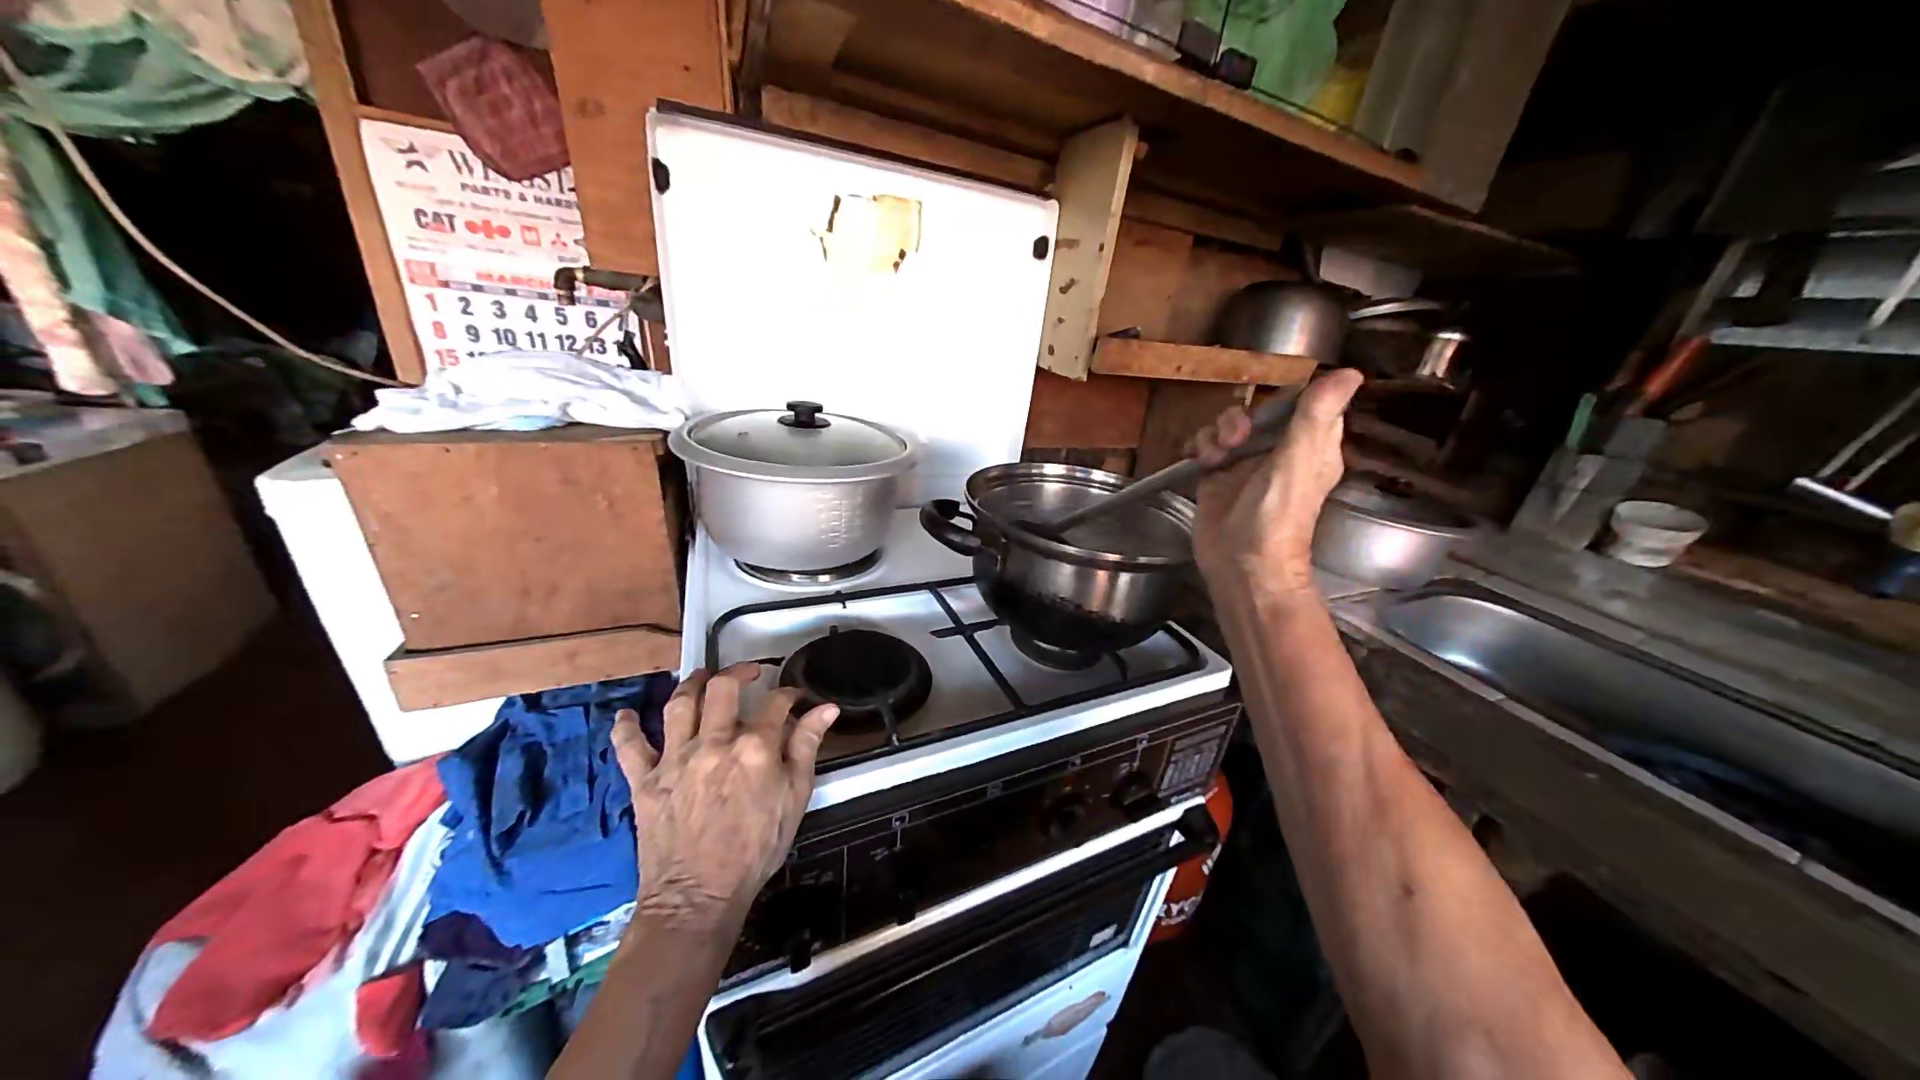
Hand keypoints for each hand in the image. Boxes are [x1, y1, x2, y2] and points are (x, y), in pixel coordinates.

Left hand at [611, 664, 838, 928]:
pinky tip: (627, 715)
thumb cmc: (754, 851)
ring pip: (679, 704)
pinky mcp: (645, 780)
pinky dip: (625, 727)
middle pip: (723, 689)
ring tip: (701, 676)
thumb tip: (826, 709)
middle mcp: (714, 743)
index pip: (775, 703)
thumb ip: (807, 748)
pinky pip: (629, 746)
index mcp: (755, 748)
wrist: (698, 897)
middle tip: (747, 672)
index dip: (788, 694)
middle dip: (738, 672)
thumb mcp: (794, 800)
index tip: (792, 696)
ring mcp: (675, 759)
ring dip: (691, 683)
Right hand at [1189, 368, 1363, 599]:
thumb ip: (1316, 418)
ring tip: (1214, 456)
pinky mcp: (1216, 477)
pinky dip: (1198, 446)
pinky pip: (1205, 445)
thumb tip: (1350, 372)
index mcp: (1311, 446)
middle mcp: (1278, 452)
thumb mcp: (1297, 463)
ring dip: (1215, 432)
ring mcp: (1244, 465)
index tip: (1267, 407)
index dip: (1283, 397)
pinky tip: (1199, 461)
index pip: (1301, 403)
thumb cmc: (1276, 519)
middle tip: (1234, 438)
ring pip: (1227, 426)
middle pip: (1257, 411)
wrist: (1241, 565)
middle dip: (1239, 417)